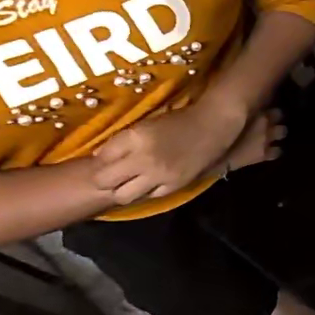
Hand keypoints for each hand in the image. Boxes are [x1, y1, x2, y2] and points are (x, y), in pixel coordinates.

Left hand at [92, 96, 279, 205]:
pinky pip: (149, 195)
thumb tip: (99, 156)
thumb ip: (123, 141)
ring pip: (123, 195)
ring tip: (129, 183)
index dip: (100, 160)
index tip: (106, 159)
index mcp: (135, 137)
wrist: (215, 125)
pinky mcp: (174, 185)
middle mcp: (143, 158)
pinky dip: (146, 191)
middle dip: (104, 179)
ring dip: (122, 189)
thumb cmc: (180, 119)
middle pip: (104, 180)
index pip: (100, 157)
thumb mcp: (147, 124)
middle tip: (111, 175)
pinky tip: (151, 183)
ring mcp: (159, 175)